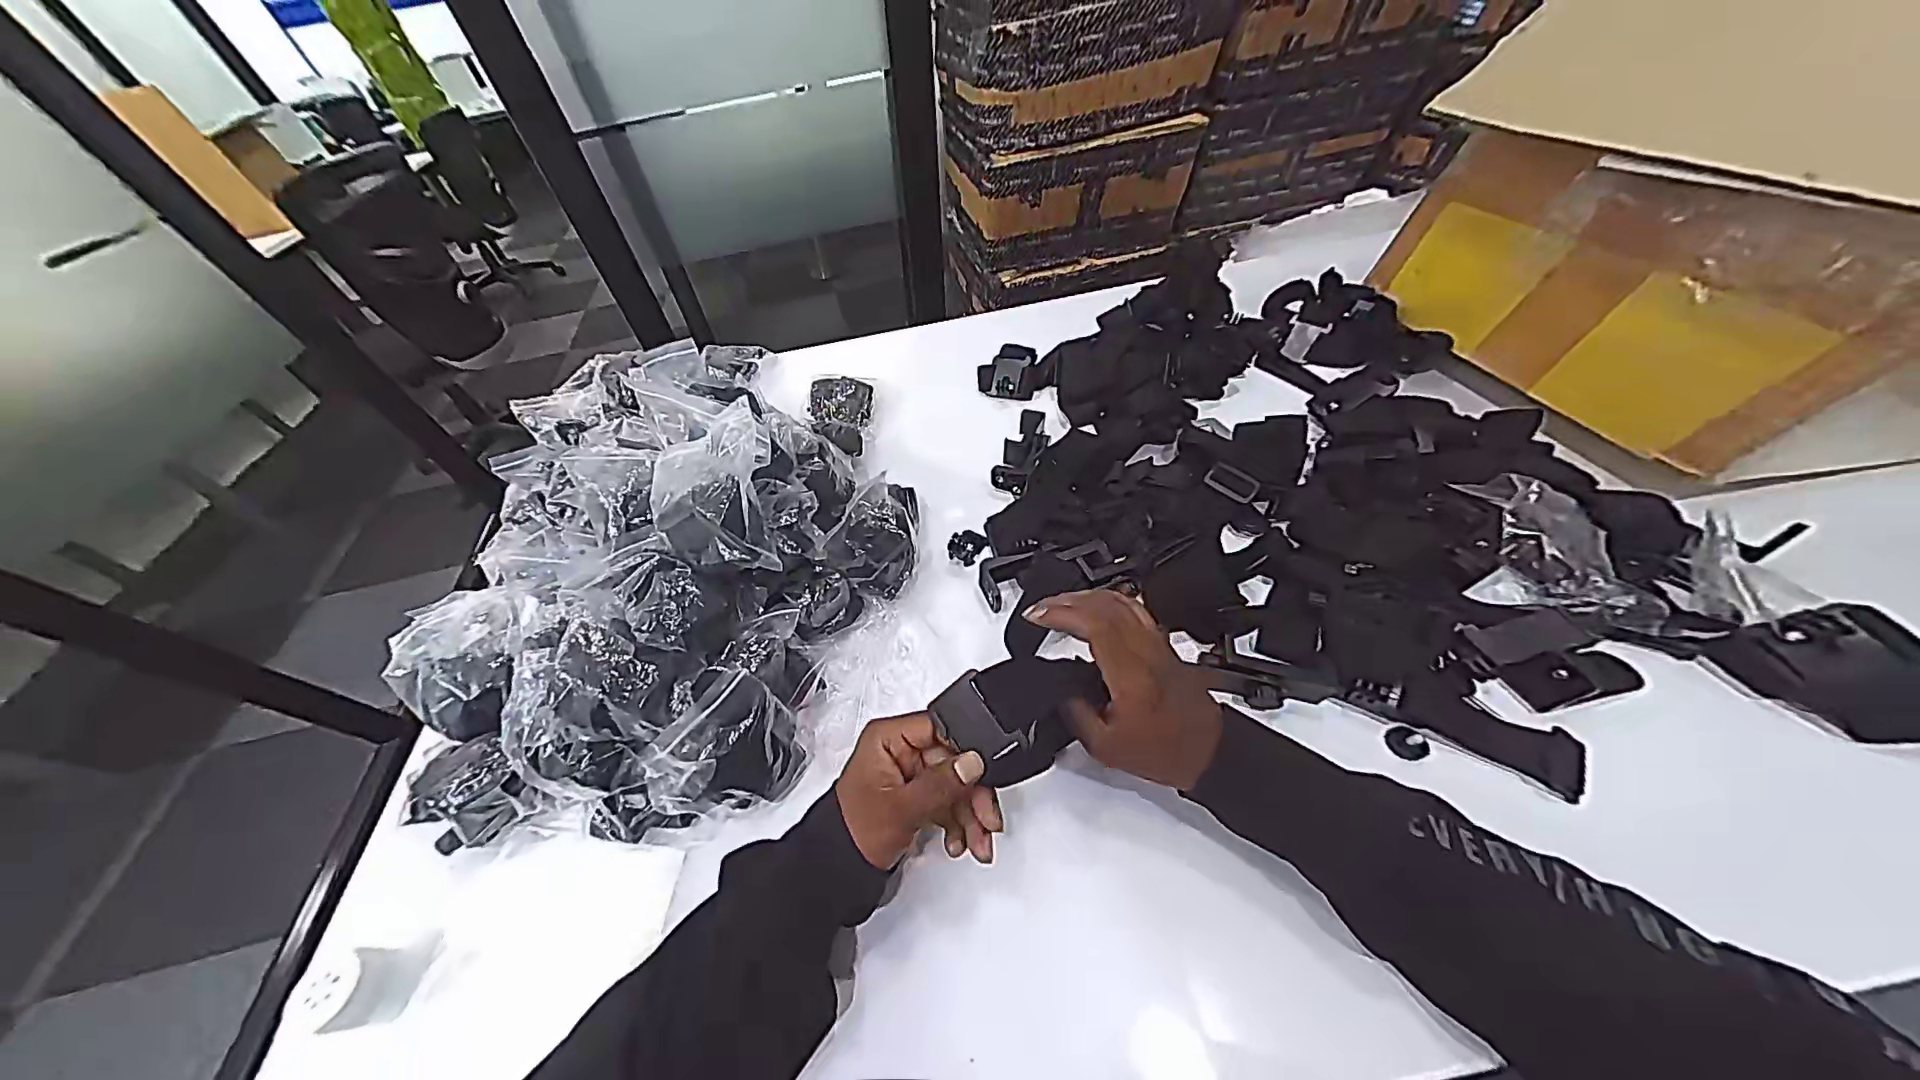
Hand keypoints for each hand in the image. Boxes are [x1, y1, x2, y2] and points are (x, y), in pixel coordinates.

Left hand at [835, 713, 1003, 868]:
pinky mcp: (915, 794)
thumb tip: (972, 762)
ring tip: (977, 840)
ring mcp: (909, 772)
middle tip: (986, 818)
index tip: (982, 774)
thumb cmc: (851, 833)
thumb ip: (940, 784)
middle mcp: (899, 750)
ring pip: (955, 782)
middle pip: (953, 759)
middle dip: (973, 793)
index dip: (965, 751)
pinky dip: (959, 821)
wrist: (835, 872)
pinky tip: (960, 840)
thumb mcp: (901, 808)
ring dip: (970, 813)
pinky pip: (947, 799)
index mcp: (888, 738)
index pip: (939, 729)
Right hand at [1023, 589, 1222, 790]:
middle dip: (1064, 601)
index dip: (1061, 613)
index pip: (1095, 624)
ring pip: (1120, 600)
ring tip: (1059, 605)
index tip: (1037, 616)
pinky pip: (1133, 608)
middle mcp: (1147, 653)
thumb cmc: (1167, 752)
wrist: (1208, 752)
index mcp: (1132, 677)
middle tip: (1039, 610)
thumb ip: (1076, 714)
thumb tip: (1059, 691)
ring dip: (1084, 597)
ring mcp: (1157, 644)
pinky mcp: (1162, 644)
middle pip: (1105, 605)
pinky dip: (1106, 600)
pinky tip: (1093, 606)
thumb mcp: (1106, 747)